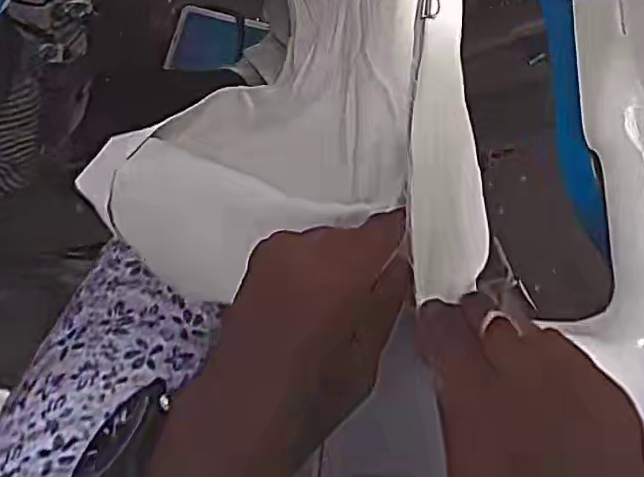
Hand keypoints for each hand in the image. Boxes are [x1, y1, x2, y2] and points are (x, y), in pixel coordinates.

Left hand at [152, 212, 410, 475]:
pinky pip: (298, 250)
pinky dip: (306, 267)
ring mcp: (280, 250)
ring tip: (330, 309)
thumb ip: (389, 297)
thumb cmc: (297, 399)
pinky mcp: (259, 260)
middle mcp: (310, 248)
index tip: (405, 238)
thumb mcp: (367, 356)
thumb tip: (398, 270)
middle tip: (368, 292)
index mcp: (346, 265)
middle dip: (364, 257)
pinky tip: (306, 304)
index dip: (400, 232)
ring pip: (325, 240)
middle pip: (354, 234)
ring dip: (333, 262)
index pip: (386, 226)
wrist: (238, 416)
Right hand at [417, 294, 643, 476]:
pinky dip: (562, 363)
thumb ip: (457, 405)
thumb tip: (451, 383)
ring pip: (536, 331)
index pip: (446, 329)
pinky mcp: (611, 395)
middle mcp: (527, 373)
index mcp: (477, 395)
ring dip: (521, 339)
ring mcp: (573, 377)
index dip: (437, 323)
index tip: (435, 324)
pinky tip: (554, 383)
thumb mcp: (465, 459)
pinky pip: (576, 358)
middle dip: (477, 319)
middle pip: (491, 317)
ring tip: (513, 358)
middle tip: (469, 330)